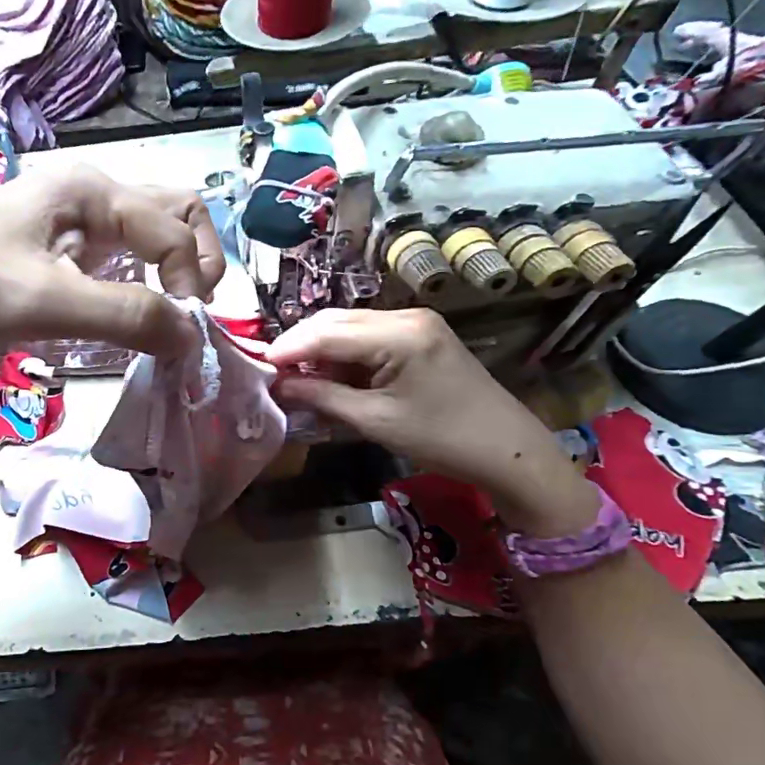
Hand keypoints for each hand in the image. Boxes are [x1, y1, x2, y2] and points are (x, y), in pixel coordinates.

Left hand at [0, 165, 224, 358]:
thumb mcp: (48, 301)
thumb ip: (127, 316)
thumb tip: (191, 336)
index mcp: (92, 190)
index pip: (175, 227)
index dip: (190, 278)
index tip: (179, 331)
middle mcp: (93, 194)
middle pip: (178, 210)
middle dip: (199, 256)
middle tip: (192, 305)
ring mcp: (79, 219)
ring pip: (156, 230)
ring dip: (179, 265)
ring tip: (176, 308)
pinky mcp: (66, 247)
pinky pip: (129, 254)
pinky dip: (152, 277)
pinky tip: (142, 307)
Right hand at [266, 309, 600, 534]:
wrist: (506, 449)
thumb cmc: (442, 438)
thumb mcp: (376, 421)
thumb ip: (323, 398)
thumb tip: (279, 386)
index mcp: (399, 334)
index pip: (327, 333)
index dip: (289, 349)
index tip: (258, 368)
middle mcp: (406, 316)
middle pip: (336, 322)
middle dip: (301, 346)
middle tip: (273, 375)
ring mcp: (416, 323)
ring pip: (350, 328)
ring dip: (321, 351)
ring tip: (296, 380)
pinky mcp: (420, 336)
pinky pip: (369, 338)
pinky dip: (344, 356)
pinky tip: (329, 377)